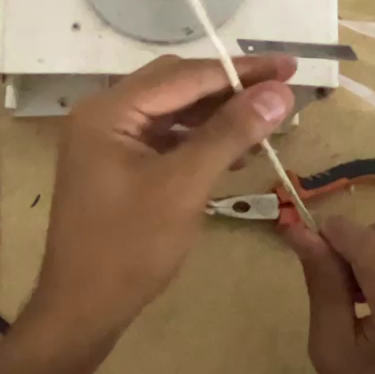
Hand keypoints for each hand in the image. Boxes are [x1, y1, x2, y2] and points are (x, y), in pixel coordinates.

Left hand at [25, 54, 297, 346]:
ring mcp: (107, 142)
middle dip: (229, 90)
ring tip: (266, 126)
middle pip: (175, 87)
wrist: (84, 306)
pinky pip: (164, 140)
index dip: (240, 71)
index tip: (290, 66)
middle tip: (281, 95)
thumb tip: (280, 92)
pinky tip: (233, 155)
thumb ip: (230, 132)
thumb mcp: (184, 185)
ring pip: (172, 114)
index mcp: (107, 111)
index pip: (183, 75)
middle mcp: (102, 116)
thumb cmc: (129, 245)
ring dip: (217, 118)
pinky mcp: (116, 167)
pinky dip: (198, 143)